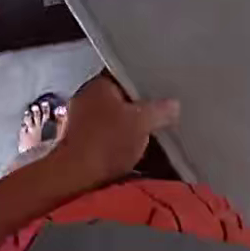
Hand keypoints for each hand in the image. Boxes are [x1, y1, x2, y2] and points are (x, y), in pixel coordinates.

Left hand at [48, 72, 178, 190]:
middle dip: (138, 109)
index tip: (162, 92)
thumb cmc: (107, 141)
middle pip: (119, 99)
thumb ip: (160, 110)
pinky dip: (118, 143)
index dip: (144, 82)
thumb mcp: (141, 122)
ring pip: (112, 120)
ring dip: (128, 129)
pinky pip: (105, 137)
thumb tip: (173, 104)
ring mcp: (78, 120)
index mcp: (99, 84)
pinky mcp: (78, 142)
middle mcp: (85, 97)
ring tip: (152, 138)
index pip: (124, 75)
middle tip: (161, 116)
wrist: (76, 175)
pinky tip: (133, 154)